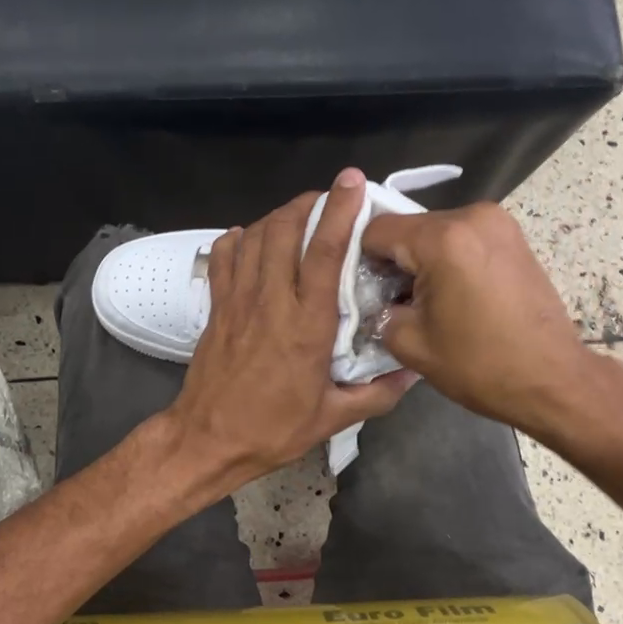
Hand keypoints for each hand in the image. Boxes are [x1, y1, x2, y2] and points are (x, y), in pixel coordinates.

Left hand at [162, 168, 416, 486]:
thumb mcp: (333, 418)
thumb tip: (414, 371)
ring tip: (298, 215)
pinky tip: (251, 240)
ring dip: (277, 217)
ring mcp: (237, 302)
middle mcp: (270, 302)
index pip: (324, 252)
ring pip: (254, 238)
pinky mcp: (216, 309)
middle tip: (327, 200)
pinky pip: (223, 259)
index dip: (339, 211)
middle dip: (307, 204)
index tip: (352, 183)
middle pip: (284, 231)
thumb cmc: (273, 430)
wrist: (208, 441)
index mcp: (306, 325)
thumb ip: (377, 393)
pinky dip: (238, 239)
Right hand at [362, 202, 600, 435]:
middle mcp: (472, 217)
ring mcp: (497, 223)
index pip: (377, 229)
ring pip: (434, 233)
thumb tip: (374, 300)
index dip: (361, 259)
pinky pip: (461, 240)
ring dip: (421, 262)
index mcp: (442, 240)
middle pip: (408, 228)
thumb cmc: (479, 364)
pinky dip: (447, 262)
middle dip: (393, 261)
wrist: (552, 379)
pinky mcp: (512, 237)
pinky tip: (450, 297)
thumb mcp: (409, 343)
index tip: (363, 290)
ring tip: (424, 303)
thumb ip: (378, 310)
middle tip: (391, 302)